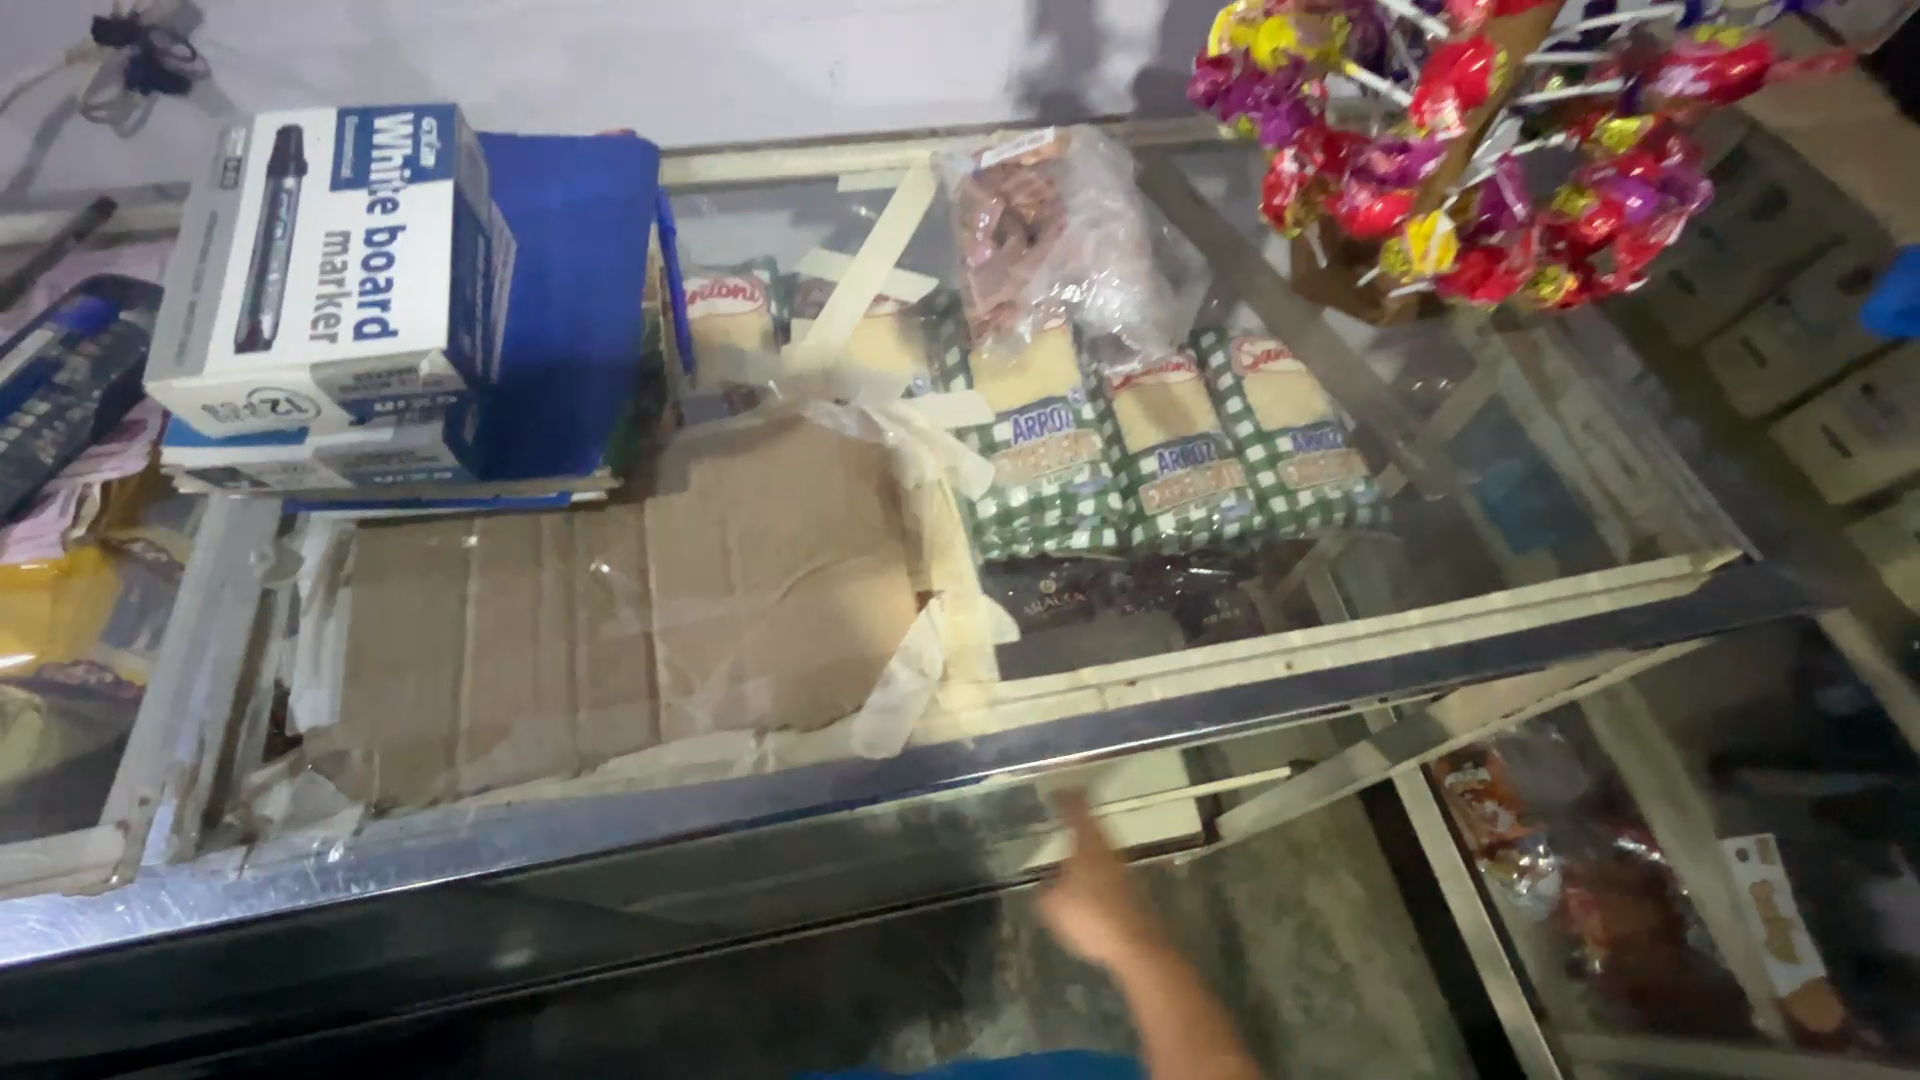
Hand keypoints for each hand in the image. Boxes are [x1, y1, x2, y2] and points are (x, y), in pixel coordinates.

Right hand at [1035, 790, 1168, 971]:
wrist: (1138, 946)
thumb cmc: (1092, 916)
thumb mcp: (1053, 906)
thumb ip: (1045, 891)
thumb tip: (1045, 885)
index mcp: (1088, 843)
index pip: (1077, 810)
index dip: (1066, 798)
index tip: (1056, 791)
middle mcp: (1108, 849)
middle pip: (1092, 826)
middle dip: (1078, 821)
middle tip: (1063, 817)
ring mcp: (1122, 869)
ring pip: (1100, 848)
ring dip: (1086, 847)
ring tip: (1069, 854)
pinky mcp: (1130, 890)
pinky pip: (1106, 870)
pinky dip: (1094, 870)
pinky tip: (1084, 885)